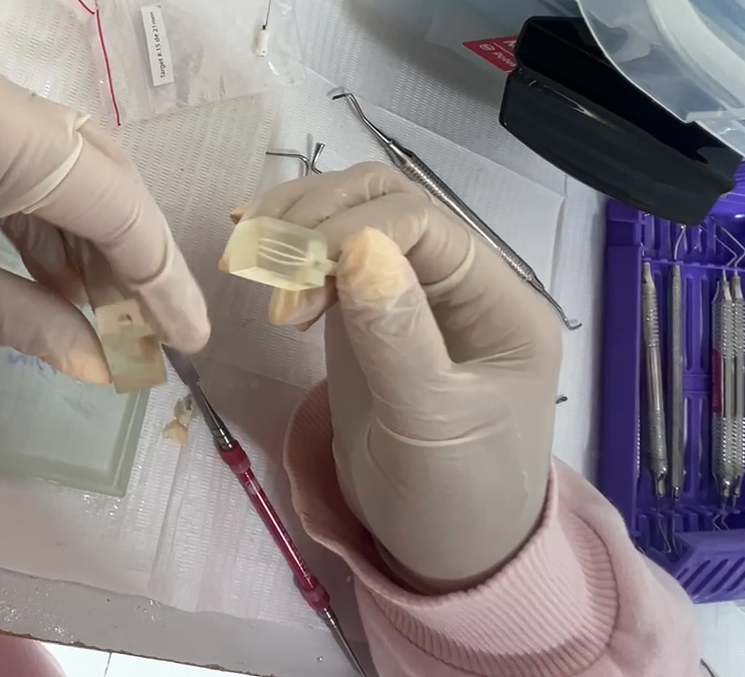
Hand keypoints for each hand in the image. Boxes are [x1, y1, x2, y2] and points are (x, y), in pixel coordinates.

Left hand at [0, 39, 207, 382]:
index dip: (157, 270)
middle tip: (143, 322)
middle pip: (89, 164)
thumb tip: (100, 361)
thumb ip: (33, 322)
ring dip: (78, 232)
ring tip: (96, 309)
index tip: (188, 339)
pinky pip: (4, 157)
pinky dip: (31, 214)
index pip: (107, 193)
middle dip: (125, 245)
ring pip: (50, 159)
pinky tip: (46, 271)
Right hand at [244, 163, 560, 591]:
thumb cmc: (451, 495)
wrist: (436, 544)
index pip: (421, 222)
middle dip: (316, 217)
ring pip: (349, 212)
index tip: (294, 276)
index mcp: (498, 302)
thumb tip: (355, 248)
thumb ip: (396, 335)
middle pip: (384, 200)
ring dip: (293, 222)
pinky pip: (325, 251)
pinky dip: (286, 243)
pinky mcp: (364, 303)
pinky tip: (253, 253)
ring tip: (246, 252)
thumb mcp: (429, 424)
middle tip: (262, 259)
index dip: (351, 229)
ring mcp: (407, 286)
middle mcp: (455, 279)